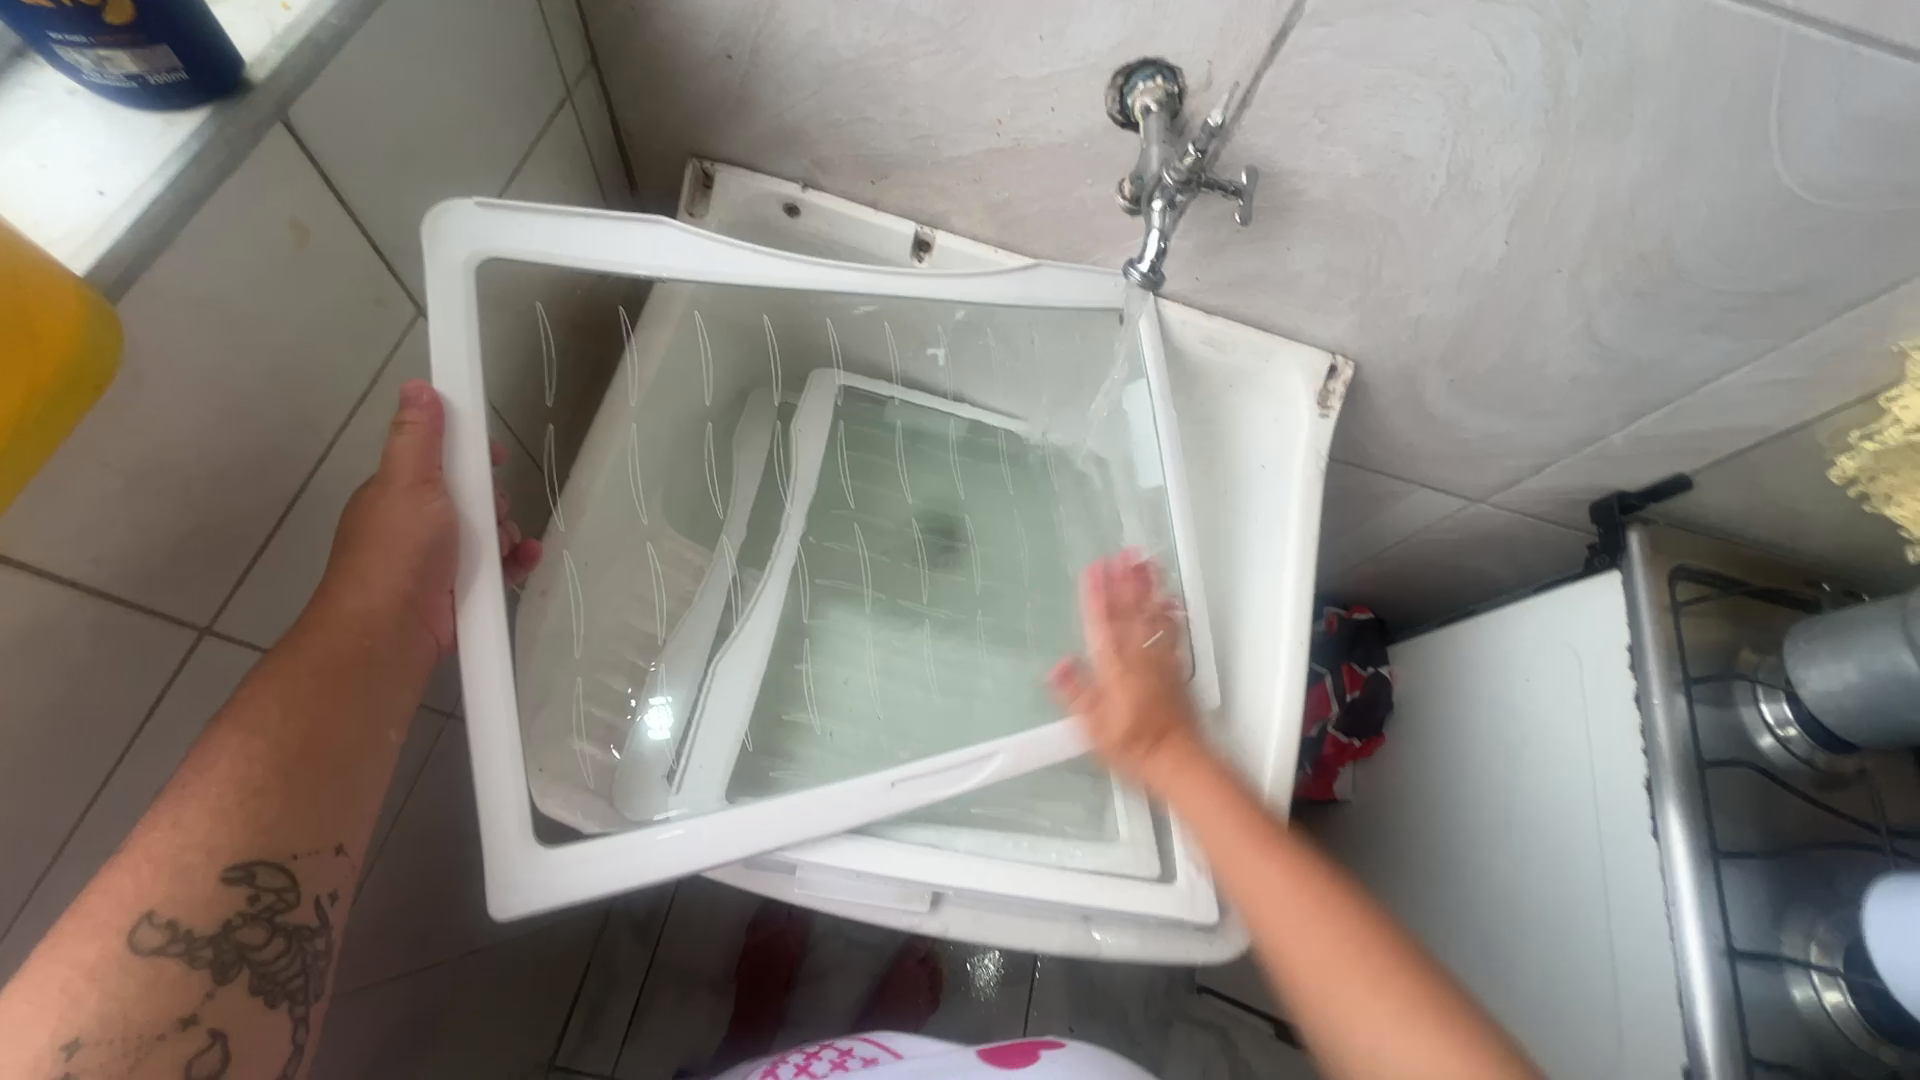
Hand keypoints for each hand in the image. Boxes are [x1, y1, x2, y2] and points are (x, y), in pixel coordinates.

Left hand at [312, 380, 541, 668]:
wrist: (393, 630)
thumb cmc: (400, 552)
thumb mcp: (410, 484)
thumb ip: (419, 438)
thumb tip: (417, 386)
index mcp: (401, 493)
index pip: (442, 460)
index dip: (471, 454)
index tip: (494, 456)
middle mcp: (419, 523)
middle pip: (475, 497)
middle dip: (495, 501)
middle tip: (492, 512)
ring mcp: (441, 559)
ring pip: (491, 533)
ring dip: (508, 535)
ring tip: (505, 547)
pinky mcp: (463, 590)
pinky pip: (500, 567)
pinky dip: (516, 562)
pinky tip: (525, 560)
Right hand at [1048, 550, 1206, 792]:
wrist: (1176, 759)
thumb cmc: (1135, 745)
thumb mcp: (1092, 726)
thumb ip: (1075, 692)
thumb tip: (1059, 667)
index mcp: (1114, 668)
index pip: (1102, 622)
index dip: (1096, 594)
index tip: (1093, 569)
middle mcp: (1138, 658)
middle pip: (1129, 611)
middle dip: (1124, 580)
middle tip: (1122, 553)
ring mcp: (1159, 660)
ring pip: (1151, 615)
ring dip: (1148, 587)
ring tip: (1145, 562)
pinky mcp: (1175, 667)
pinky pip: (1171, 630)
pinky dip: (1169, 609)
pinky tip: (1169, 597)